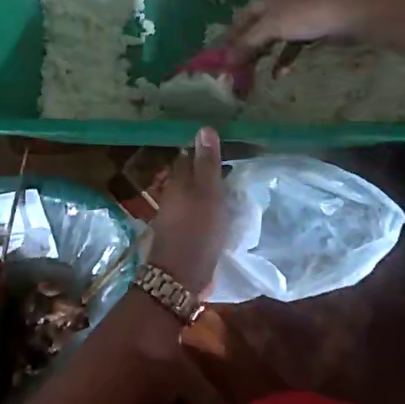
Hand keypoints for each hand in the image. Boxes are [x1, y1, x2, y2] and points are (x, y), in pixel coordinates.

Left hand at [144, 127, 226, 292]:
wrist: (182, 275)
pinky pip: (197, 214)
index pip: (188, 157)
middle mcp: (174, 196)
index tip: (220, 144)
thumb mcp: (207, 192)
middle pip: (189, 176)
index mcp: (178, 182)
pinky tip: (222, 211)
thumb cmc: (196, 229)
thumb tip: (204, 128)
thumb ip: (207, 163)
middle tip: (229, 162)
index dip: (201, 149)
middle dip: (204, 169)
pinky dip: (208, 208)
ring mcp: (177, 217)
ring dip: (207, 190)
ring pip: (193, 195)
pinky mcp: (184, 235)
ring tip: (230, 185)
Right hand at [223, 0, 390, 62]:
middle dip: (244, 52)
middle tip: (235, 74)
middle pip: (254, 32)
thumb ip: (248, 43)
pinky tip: (278, 74)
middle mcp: (276, 8)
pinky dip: (283, 61)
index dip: (229, 40)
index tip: (221, 62)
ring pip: (271, 41)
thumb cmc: (305, 15)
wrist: (349, 14)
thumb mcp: (271, 27)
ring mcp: (294, 20)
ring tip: (252, 77)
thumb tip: (225, 59)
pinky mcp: (310, 32)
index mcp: (264, 1)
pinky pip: (289, 48)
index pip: (239, 21)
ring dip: (261, 58)